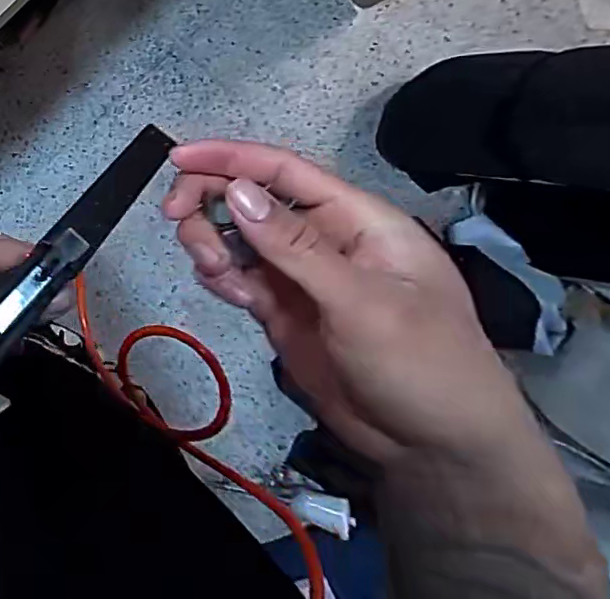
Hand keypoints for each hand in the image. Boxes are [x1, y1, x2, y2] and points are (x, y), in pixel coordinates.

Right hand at [163, 140, 538, 467]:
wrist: (435, 452)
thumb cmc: (423, 367)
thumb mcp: (363, 304)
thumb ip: (295, 246)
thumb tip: (235, 191)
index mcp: (354, 219)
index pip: (281, 170)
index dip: (227, 156)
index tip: (176, 158)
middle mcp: (319, 235)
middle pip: (243, 195)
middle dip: (204, 200)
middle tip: (174, 218)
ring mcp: (294, 269)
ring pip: (228, 231)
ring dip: (207, 243)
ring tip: (217, 273)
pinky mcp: (275, 300)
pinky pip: (229, 270)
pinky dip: (218, 277)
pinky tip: (236, 299)